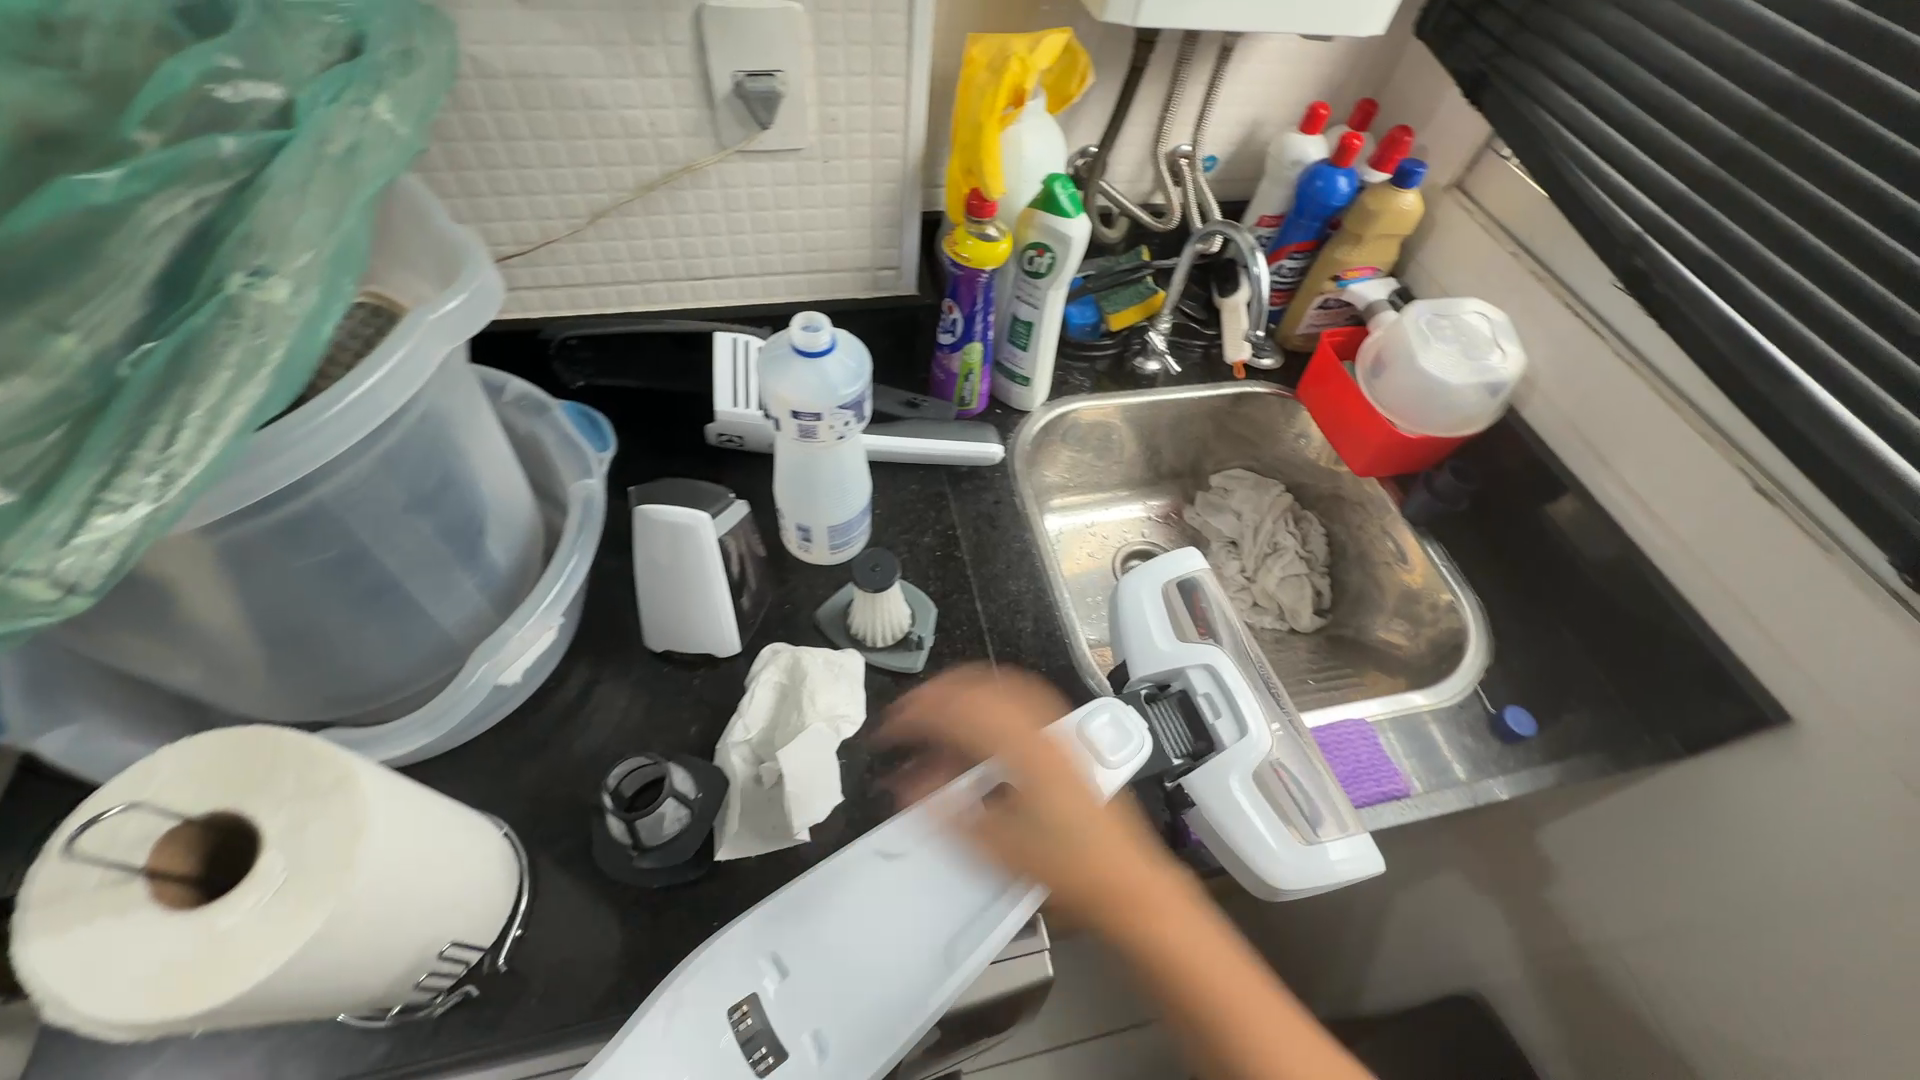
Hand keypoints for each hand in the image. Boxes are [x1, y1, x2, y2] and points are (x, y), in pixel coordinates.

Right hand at [879, 663, 1189, 933]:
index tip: (892, 729)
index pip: (957, 710)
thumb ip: (945, 810)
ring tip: (936, 706)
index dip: (916, 715)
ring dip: (963, 689)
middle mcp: (1042, 730)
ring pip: (1003, 685)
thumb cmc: (1070, 870)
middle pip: (979, 685)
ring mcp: (1059, 731)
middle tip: (908, 714)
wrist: (1124, 882)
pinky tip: (981, 714)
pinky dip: (991, 696)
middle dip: (935, 693)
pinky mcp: (1067, 741)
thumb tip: (908, 783)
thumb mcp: (995, 847)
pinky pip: (1023, 697)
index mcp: (1021, 751)